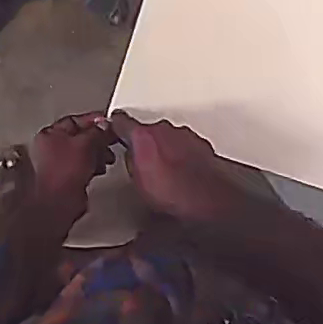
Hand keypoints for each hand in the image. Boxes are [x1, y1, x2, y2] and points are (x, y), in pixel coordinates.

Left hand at [20, 113, 118, 230]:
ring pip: (83, 152)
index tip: (108, 122)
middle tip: (111, 139)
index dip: (93, 120)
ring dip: (97, 153)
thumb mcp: (85, 144)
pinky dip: (93, 165)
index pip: (75, 120)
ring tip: (107, 156)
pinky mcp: (66, 177)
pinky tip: (99, 168)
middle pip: (79, 136)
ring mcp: (58, 164)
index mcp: (50, 134)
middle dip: (97, 138)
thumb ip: (97, 132)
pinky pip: (83, 166)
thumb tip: (105, 125)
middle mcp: (51, 148)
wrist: (60, 202)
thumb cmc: (62, 174)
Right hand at [110, 112, 252, 222]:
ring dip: (164, 146)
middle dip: (143, 141)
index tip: (113, 126)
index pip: (121, 121)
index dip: (115, 125)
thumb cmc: (175, 194)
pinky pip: (185, 143)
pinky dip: (181, 152)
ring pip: (167, 135)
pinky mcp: (201, 144)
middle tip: (141, 160)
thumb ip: (130, 162)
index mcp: (143, 135)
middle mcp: (165, 130)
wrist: (208, 203)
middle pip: (146, 129)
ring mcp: (184, 135)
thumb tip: (131, 160)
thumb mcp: (137, 183)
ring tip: (163, 170)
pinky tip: (180, 171)